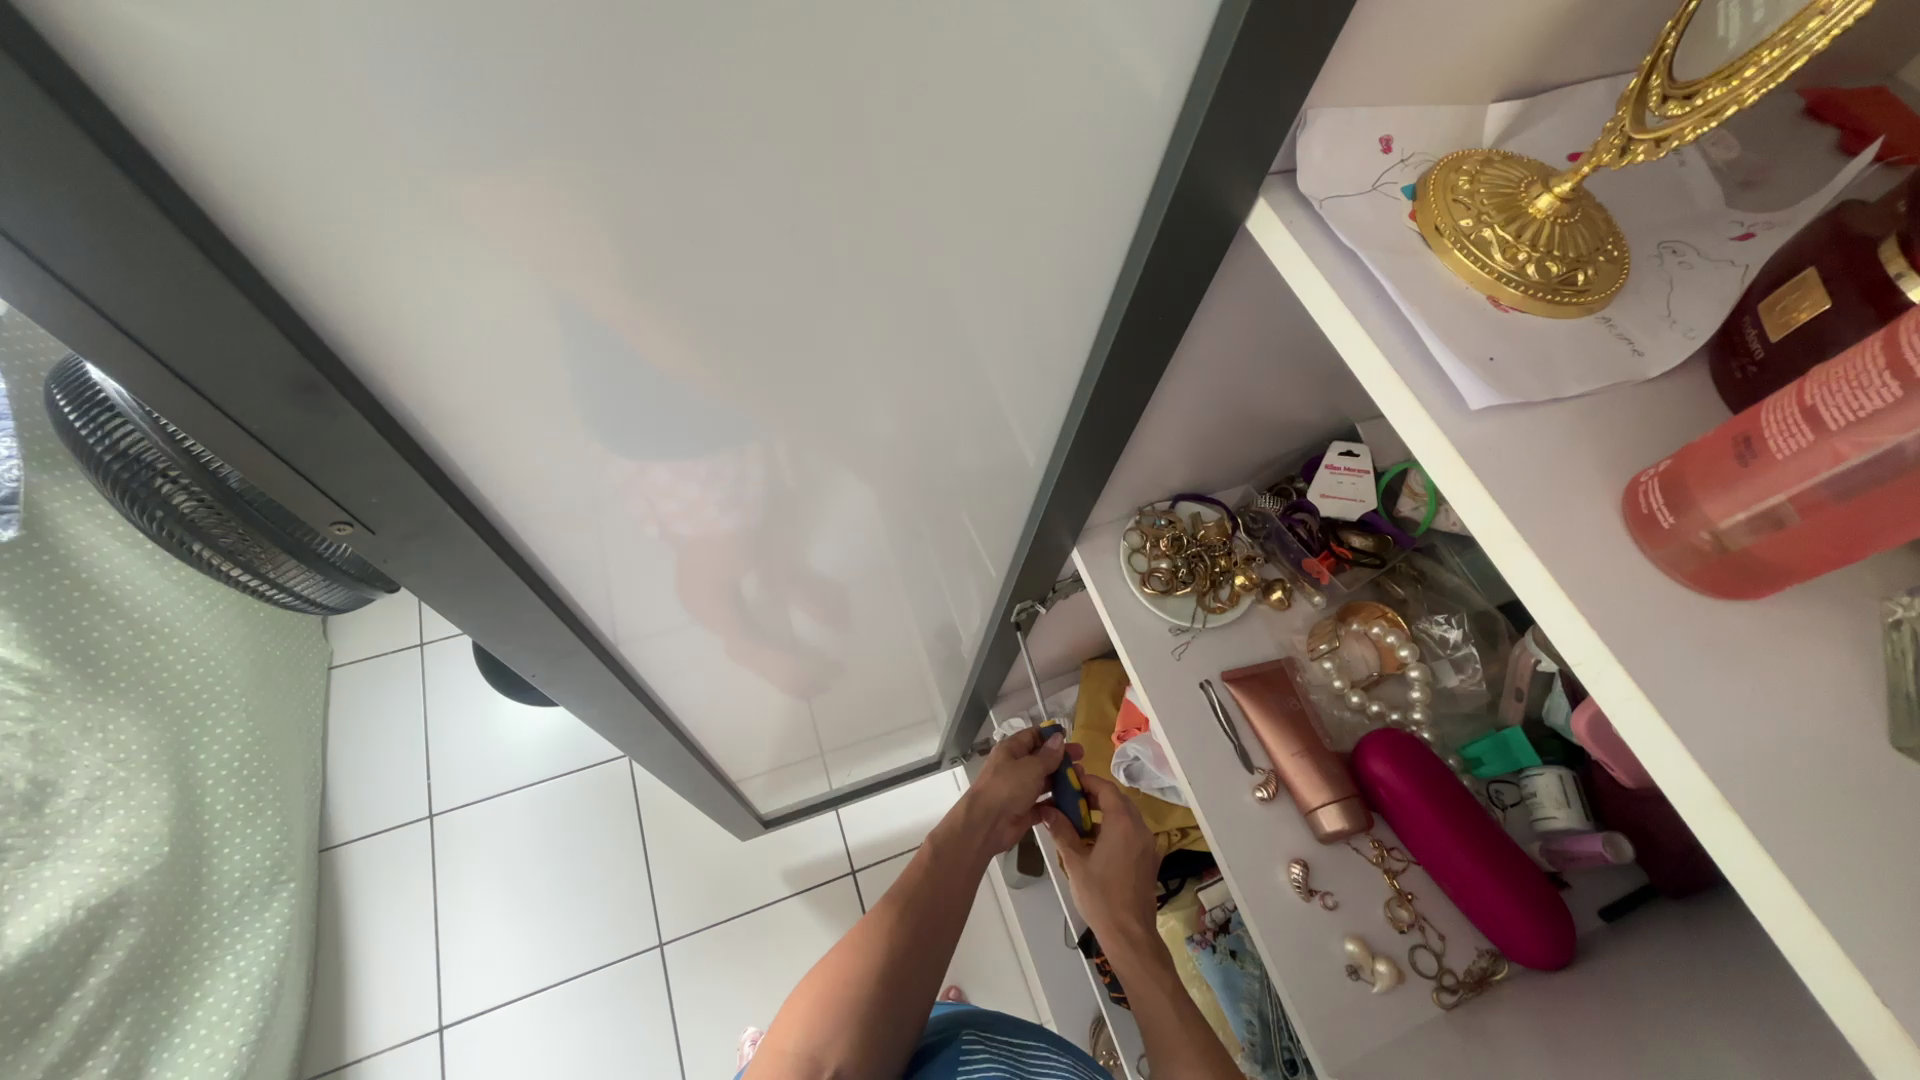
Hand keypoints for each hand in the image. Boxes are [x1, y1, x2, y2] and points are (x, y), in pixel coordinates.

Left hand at [939, 727, 1082, 858]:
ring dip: (1062, 781)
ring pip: (1044, 782)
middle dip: (1061, 759)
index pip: (1032, 736)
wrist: (986, 825)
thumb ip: (1047, 755)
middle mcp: (1014, 768)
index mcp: (1010, 751)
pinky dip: (1056, 803)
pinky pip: (1043, 804)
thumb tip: (1058, 738)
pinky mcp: (1024, 811)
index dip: (1050, 736)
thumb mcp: (1030, 767)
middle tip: (1083, 760)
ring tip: (1082, 780)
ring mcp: (1019, 790)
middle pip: (1041, 759)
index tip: (1070, 738)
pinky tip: (1074, 802)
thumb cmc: (1007, 787)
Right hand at [1041, 773, 1159, 947]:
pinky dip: (1114, 828)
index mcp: (1123, 824)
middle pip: (1118, 800)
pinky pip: (1131, 832)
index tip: (1068, 783)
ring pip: (1126, 816)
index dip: (1087, 781)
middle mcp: (1140, 828)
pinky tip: (1095, 843)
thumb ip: (1062, 831)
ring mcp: (1148, 844)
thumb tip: (1047, 810)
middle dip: (1094, 796)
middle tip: (1070, 800)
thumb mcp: (1075, 862)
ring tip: (1079, 821)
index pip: (1106, 788)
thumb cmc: (1100, 896)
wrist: (1130, 934)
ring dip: (1104, 813)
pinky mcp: (1149, 859)